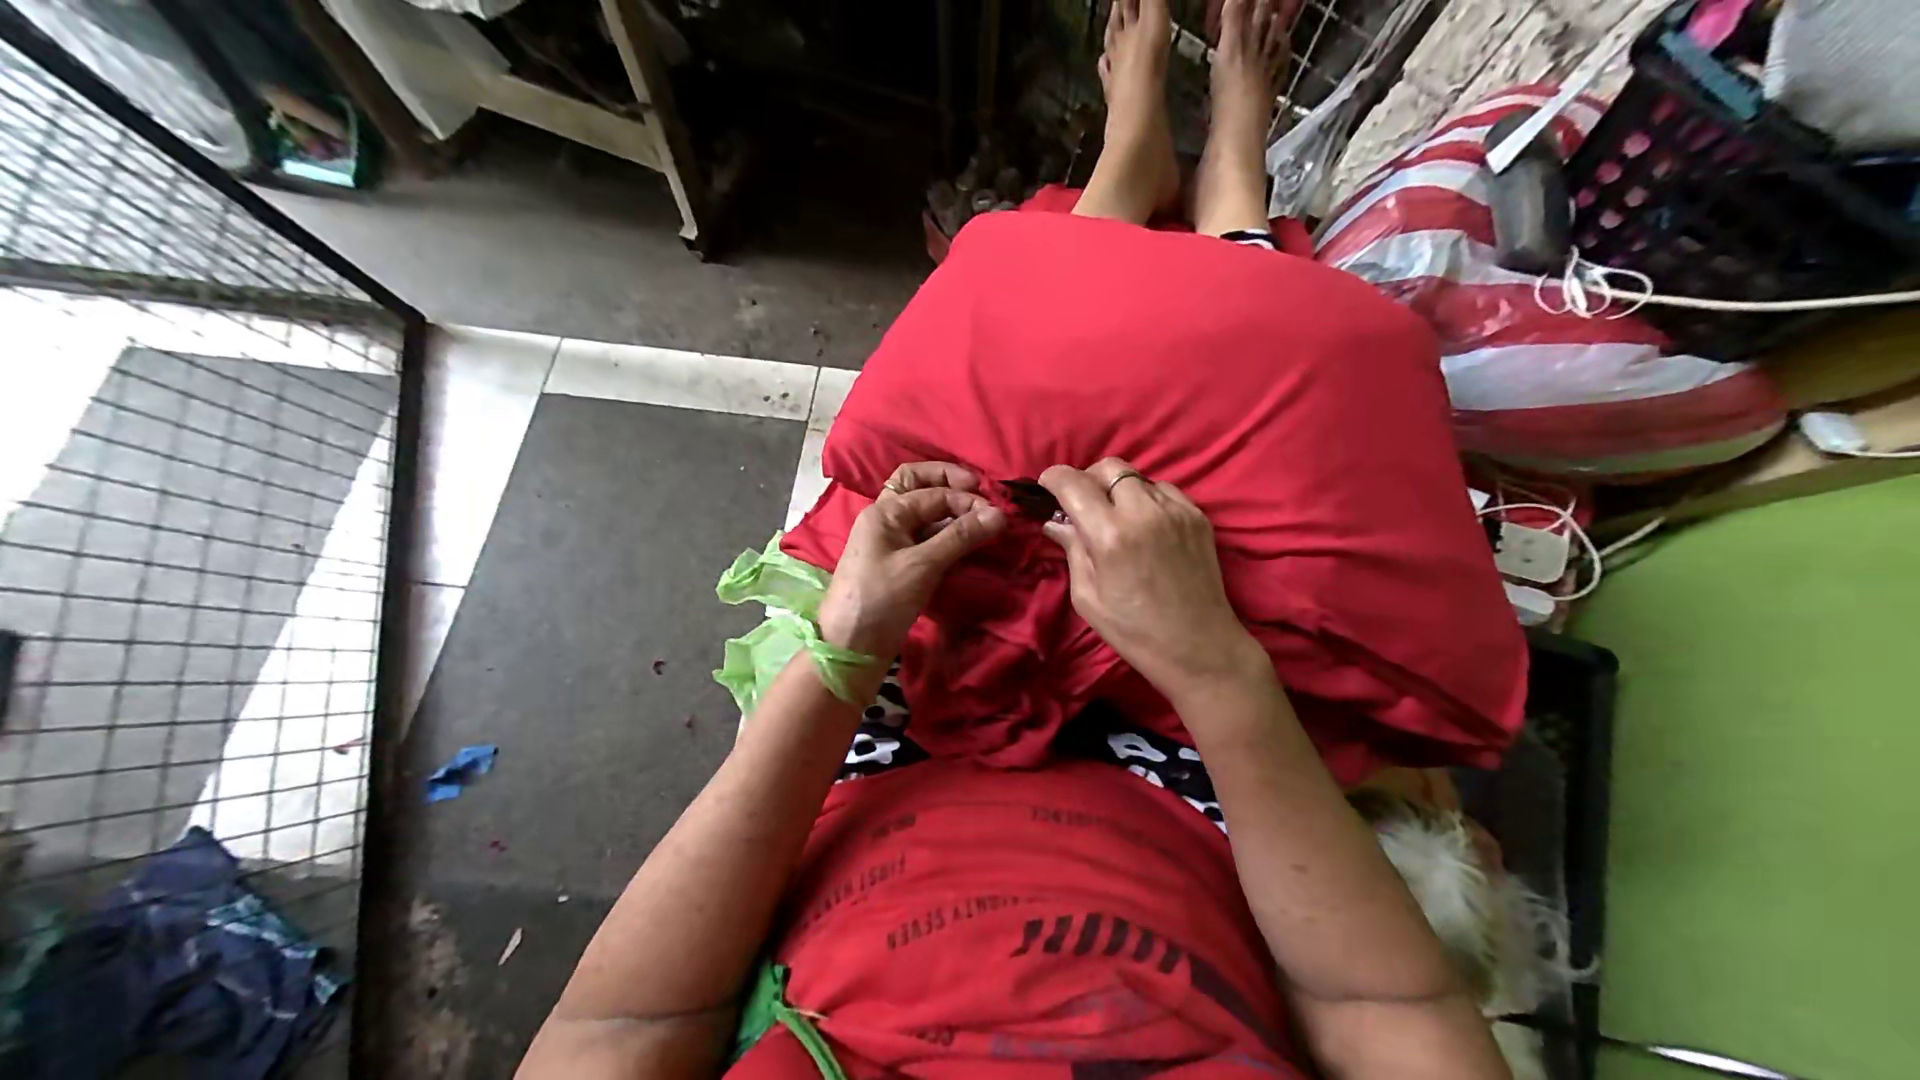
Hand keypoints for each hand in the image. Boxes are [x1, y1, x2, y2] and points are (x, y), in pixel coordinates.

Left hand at [816, 462, 1007, 659]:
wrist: (850, 647)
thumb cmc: (881, 599)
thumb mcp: (922, 565)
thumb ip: (960, 536)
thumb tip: (1000, 514)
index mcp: (885, 512)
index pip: (933, 492)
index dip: (967, 500)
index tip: (998, 516)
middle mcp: (886, 519)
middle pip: (919, 487)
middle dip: (951, 486)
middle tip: (983, 496)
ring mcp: (892, 542)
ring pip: (924, 514)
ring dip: (952, 513)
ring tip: (983, 522)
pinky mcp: (900, 564)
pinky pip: (926, 538)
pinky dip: (947, 535)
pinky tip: (968, 544)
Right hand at [1039, 458, 1269, 703]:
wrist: (1198, 647)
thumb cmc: (1134, 631)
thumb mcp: (1087, 598)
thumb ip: (1072, 550)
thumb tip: (1055, 522)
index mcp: (1110, 535)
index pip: (1074, 483)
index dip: (1054, 478)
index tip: (1047, 486)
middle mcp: (1144, 513)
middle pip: (1109, 467)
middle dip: (1088, 478)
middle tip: (1082, 504)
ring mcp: (1176, 511)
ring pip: (1137, 476)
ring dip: (1118, 489)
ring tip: (1115, 517)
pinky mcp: (1197, 516)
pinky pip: (1164, 490)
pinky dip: (1146, 498)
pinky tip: (1144, 525)